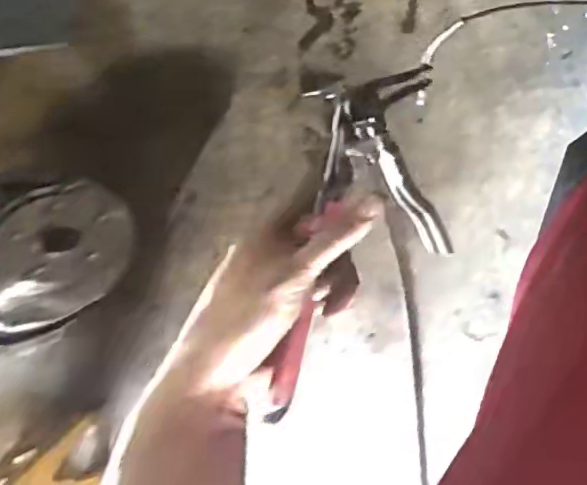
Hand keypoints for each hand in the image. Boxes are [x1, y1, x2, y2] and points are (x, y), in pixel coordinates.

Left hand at [174, 196, 380, 403]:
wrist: (209, 387)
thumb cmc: (245, 320)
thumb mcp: (296, 273)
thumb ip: (337, 236)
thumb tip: (377, 198)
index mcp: (267, 232)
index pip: (311, 198)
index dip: (340, 201)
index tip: (366, 214)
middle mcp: (275, 249)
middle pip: (326, 233)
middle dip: (340, 256)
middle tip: (338, 276)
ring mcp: (281, 278)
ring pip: (328, 263)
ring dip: (337, 282)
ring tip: (331, 306)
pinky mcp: (288, 305)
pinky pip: (322, 288)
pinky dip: (329, 299)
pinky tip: (326, 314)